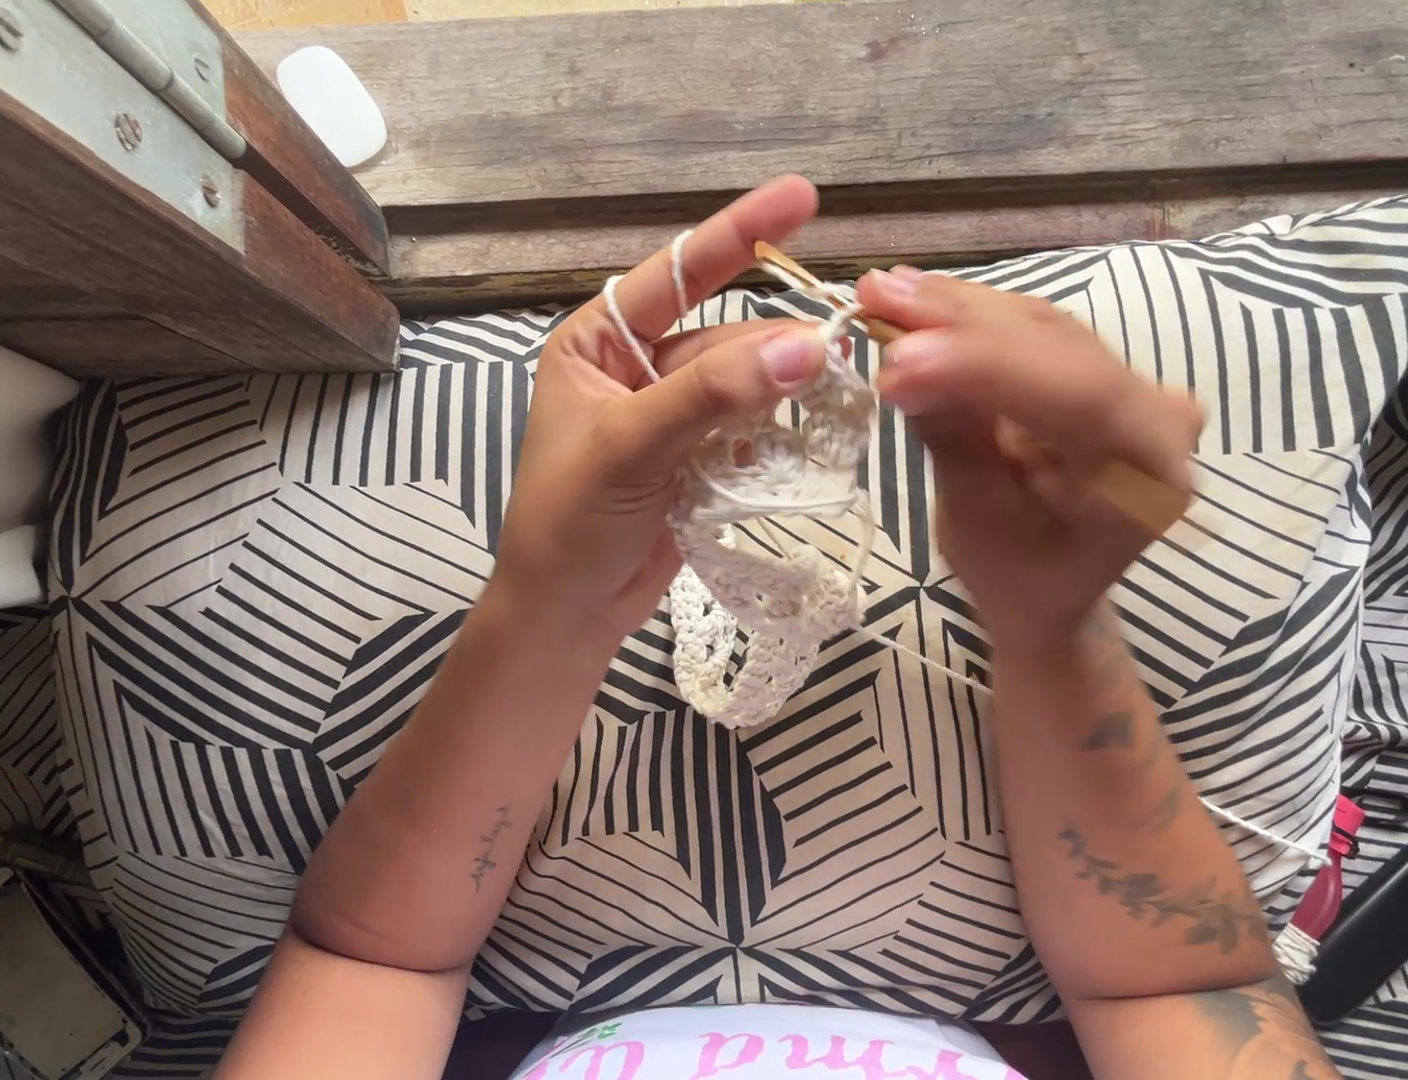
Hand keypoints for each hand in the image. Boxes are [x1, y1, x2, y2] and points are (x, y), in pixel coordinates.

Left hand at [493, 175, 829, 641]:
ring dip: (782, 392)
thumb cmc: (570, 520)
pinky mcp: (694, 461)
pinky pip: (746, 432)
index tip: (803, 197)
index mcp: (598, 343)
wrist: (567, 610)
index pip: (674, 275)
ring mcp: (669, 418)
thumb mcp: (629, 445)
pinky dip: (773, 436)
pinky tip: (802, 439)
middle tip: (839, 350)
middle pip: (722, 338)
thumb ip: (710, 394)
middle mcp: (636, 370)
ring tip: (833, 392)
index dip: (737, 235)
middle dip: (774, 345)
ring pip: (743, 387)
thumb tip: (805, 347)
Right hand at [855, 267, 1203, 648]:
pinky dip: (968, 318)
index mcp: (1150, 470)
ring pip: (1039, 326)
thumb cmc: (1015, 576)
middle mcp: (1157, 413)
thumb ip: (951, 436)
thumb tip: (897, 366)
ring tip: (885, 291)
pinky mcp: (1094, 373)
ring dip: (955, 308)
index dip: (983, 365)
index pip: (1075, 394)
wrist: (1045, 590)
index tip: (900, 355)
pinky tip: (918, 301)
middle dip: (958, 321)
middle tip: (878, 295)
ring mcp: (1131, 387)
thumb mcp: (976, 518)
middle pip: (1055, 345)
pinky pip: (1030, 333)